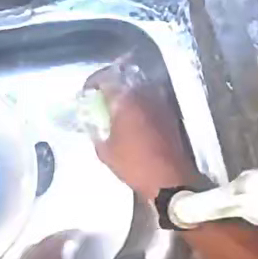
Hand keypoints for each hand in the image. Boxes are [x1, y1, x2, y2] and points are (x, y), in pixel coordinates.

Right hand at [85, 65, 200, 199]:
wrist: (171, 180)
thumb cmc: (134, 165)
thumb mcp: (105, 151)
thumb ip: (96, 130)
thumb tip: (93, 122)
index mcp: (125, 99)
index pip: (105, 78)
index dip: (93, 82)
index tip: (87, 92)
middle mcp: (144, 93)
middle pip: (124, 78)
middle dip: (111, 85)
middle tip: (101, 98)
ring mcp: (160, 101)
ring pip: (139, 87)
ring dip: (126, 93)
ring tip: (117, 108)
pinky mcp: (170, 112)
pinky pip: (150, 99)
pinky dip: (139, 103)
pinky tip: (133, 118)